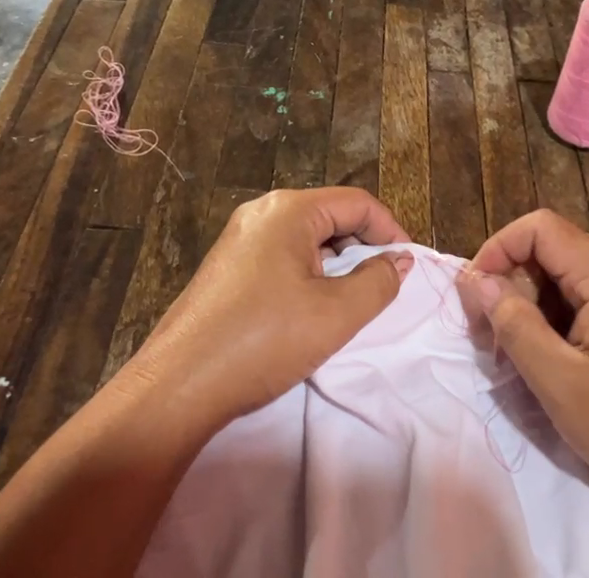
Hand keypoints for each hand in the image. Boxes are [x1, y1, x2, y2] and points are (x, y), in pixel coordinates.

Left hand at [119, 186, 414, 425]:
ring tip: (351, 303)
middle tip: (384, 287)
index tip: (410, 268)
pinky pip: (282, 256)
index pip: (357, 202)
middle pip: (330, 215)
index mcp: (289, 209)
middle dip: (364, 246)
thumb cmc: (263, 340)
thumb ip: (379, 282)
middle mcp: (261, 212)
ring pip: (306, 238)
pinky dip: (308, 274)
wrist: (179, 385)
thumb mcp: (336, 314)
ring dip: (337, 264)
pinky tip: (310, 311)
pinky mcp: (226, 267)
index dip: (390, 231)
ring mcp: (238, 238)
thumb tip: (400, 260)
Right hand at [457, 209, 588, 513]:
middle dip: (510, 279)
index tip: (474, 295)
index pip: (540, 227)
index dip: (499, 249)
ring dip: (530, 301)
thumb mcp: (557, 380)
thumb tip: (477, 281)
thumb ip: (514, 323)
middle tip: (486, 332)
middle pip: (552, 248)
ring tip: (510, 350)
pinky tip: (543, 357)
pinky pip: (586, 297)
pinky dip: (555, 316)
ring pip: (566, 273)